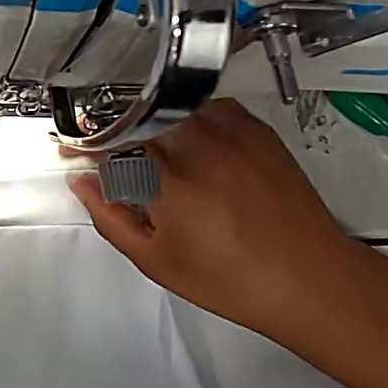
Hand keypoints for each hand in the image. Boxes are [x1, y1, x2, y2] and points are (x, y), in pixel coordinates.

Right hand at [69, 98, 384, 348]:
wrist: (312, 279)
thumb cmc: (239, 279)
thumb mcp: (158, 260)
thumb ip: (111, 217)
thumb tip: (84, 185)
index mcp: (171, 182)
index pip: (110, 143)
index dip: (85, 146)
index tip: (75, 151)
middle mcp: (201, 147)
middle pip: (138, 118)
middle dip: (115, 134)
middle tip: (111, 155)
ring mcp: (232, 134)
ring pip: (170, 108)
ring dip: (150, 124)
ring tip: (153, 155)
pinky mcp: (256, 130)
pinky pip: (207, 108)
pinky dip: (189, 120)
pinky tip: (191, 146)